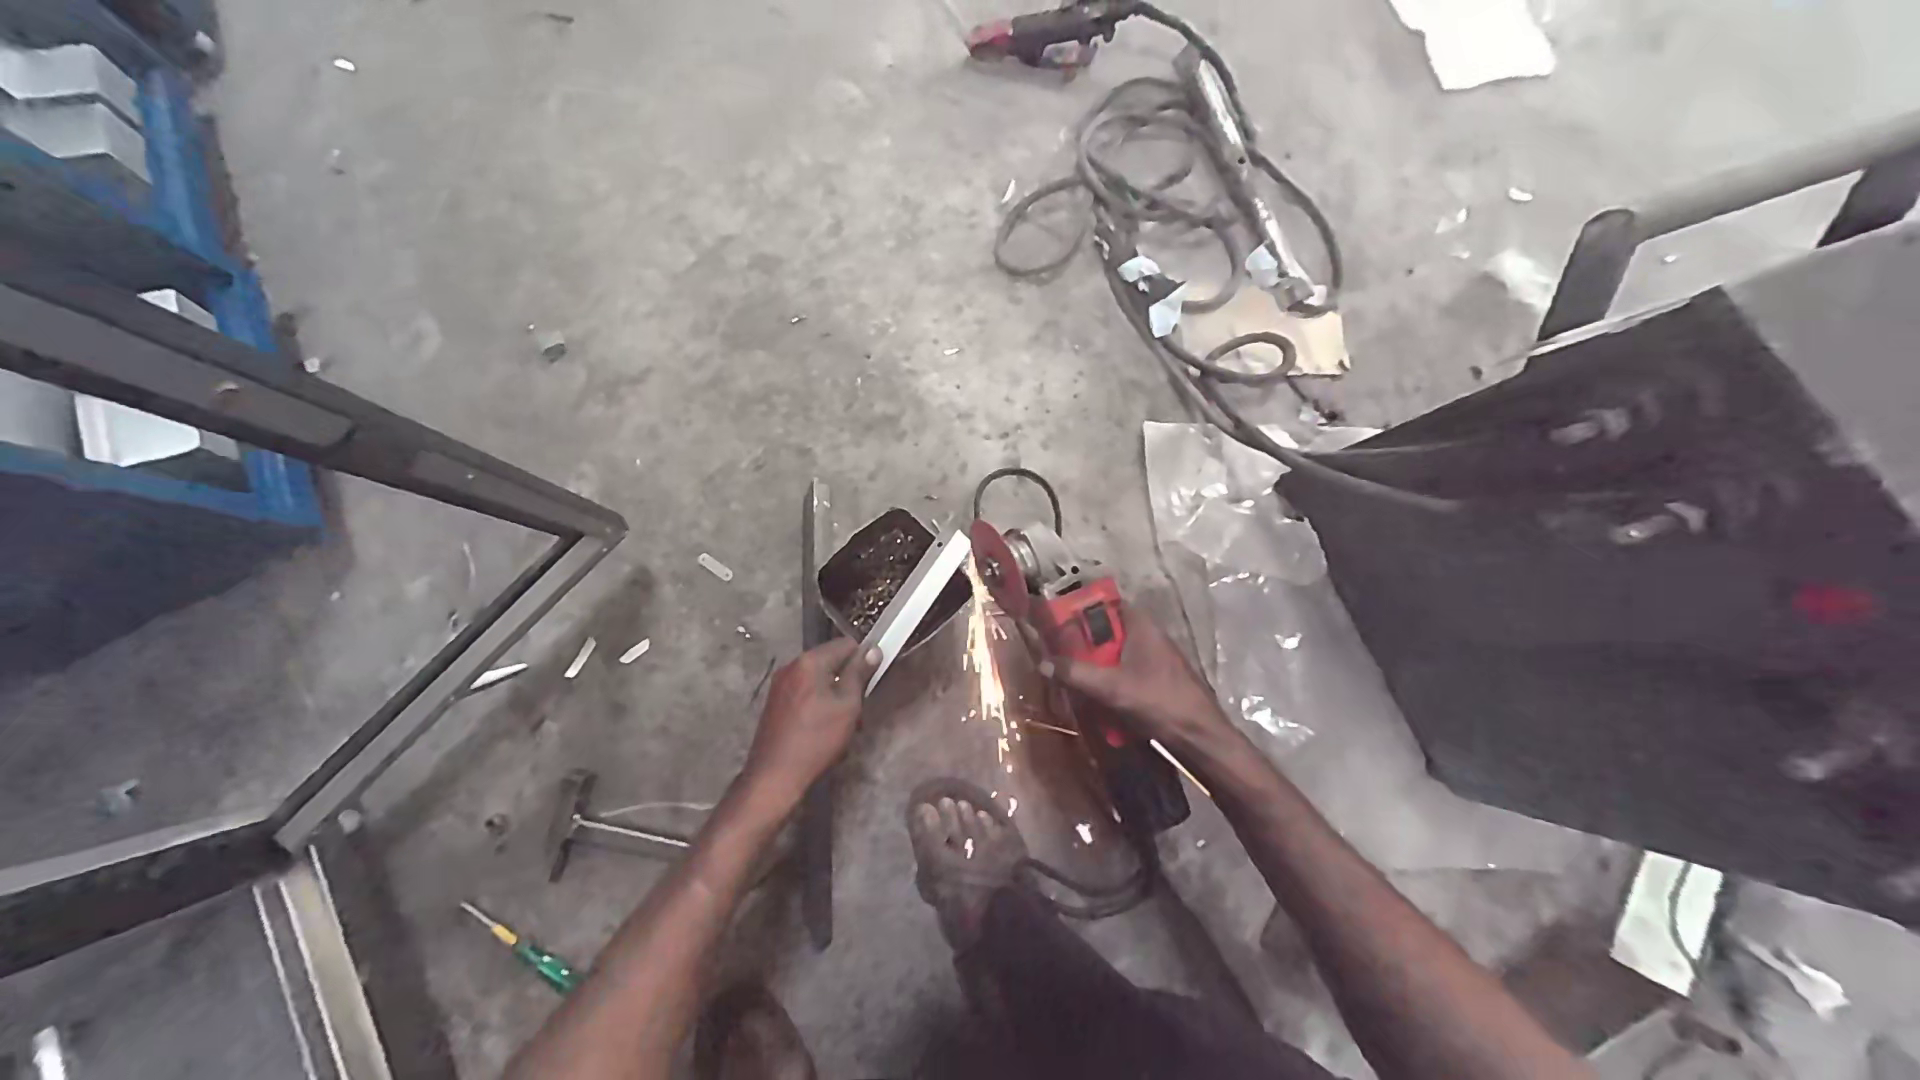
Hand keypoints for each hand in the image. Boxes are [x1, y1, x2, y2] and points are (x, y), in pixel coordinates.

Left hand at [742, 638, 880, 800]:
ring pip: (817, 680)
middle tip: (855, 709)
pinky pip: (804, 693)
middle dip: (846, 680)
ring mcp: (779, 685)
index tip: (870, 682)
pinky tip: (820, 729)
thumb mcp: (847, 706)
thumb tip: (872, 650)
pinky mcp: (774, 703)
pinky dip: (817, 704)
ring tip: (839, 724)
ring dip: (833, 694)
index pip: (846, 644)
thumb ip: (859, 674)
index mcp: (809, 661)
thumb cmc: (817, 740)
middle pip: (830, 661)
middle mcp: (790, 666)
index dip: (863, 659)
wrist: (775, 776)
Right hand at [1039, 606, 1236, 753]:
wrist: (1200, 736)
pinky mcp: (1158, 678)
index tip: (1056, 623)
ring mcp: (1156, 657)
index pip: (1105, 604)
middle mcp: (1149, 635)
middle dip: (1084, 644)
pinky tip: (1098, 697)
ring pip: (1116, 653)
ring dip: (1096, 665)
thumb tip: (1042, 663)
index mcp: (1141, 625)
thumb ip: (1075, 673)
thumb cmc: (1158, 701)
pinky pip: (1126, 670)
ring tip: (1073, 677)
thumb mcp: (1111, 688)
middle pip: (1107, 631)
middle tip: (1059, 655)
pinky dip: (1111, 680)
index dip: (1080, 611)